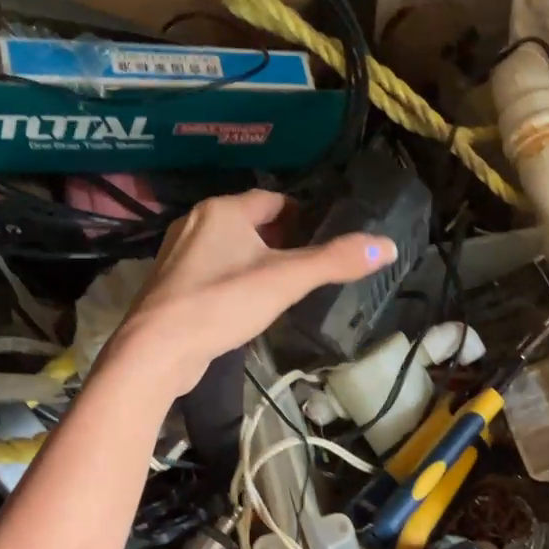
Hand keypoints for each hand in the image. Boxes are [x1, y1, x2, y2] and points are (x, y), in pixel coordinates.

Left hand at [120, 189, 395, 369]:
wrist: (159, 348)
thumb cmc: (223, 303)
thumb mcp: (287, 281)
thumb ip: (336, 262)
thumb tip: (389, 246)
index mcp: (223, 210)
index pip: (274, 200)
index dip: (304, 216)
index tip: (325, 239)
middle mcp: (197, 222)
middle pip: (252, 222)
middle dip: (282, 240)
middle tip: (310, 266)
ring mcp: (180, 254)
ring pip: (231, 248)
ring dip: (257, 261)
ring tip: (284, 287)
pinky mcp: (173, 285)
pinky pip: (214, 272)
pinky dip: (235, 281)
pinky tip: (248, 306)